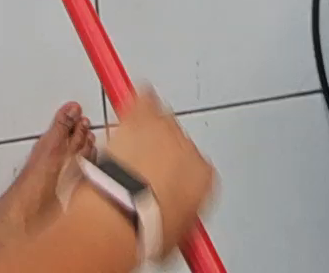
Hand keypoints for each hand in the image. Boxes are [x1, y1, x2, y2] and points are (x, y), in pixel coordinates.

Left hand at [106, 90, 216, 257]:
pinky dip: (139, 98)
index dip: (179, 173)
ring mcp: (165, 127)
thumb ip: (183, 213)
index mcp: (204, 174)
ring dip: (150, 128)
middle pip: (178, 141)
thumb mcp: (177, 231)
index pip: (197, 167)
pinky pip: (145, 96)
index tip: (167, 180)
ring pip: (161, 119)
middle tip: (144, 167)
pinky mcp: (142, 113)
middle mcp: (189, 146)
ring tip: (135, 145)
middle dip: (162, 151)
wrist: (124, 206)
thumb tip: (176, 220)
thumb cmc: (148, 223)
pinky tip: (133, 102)